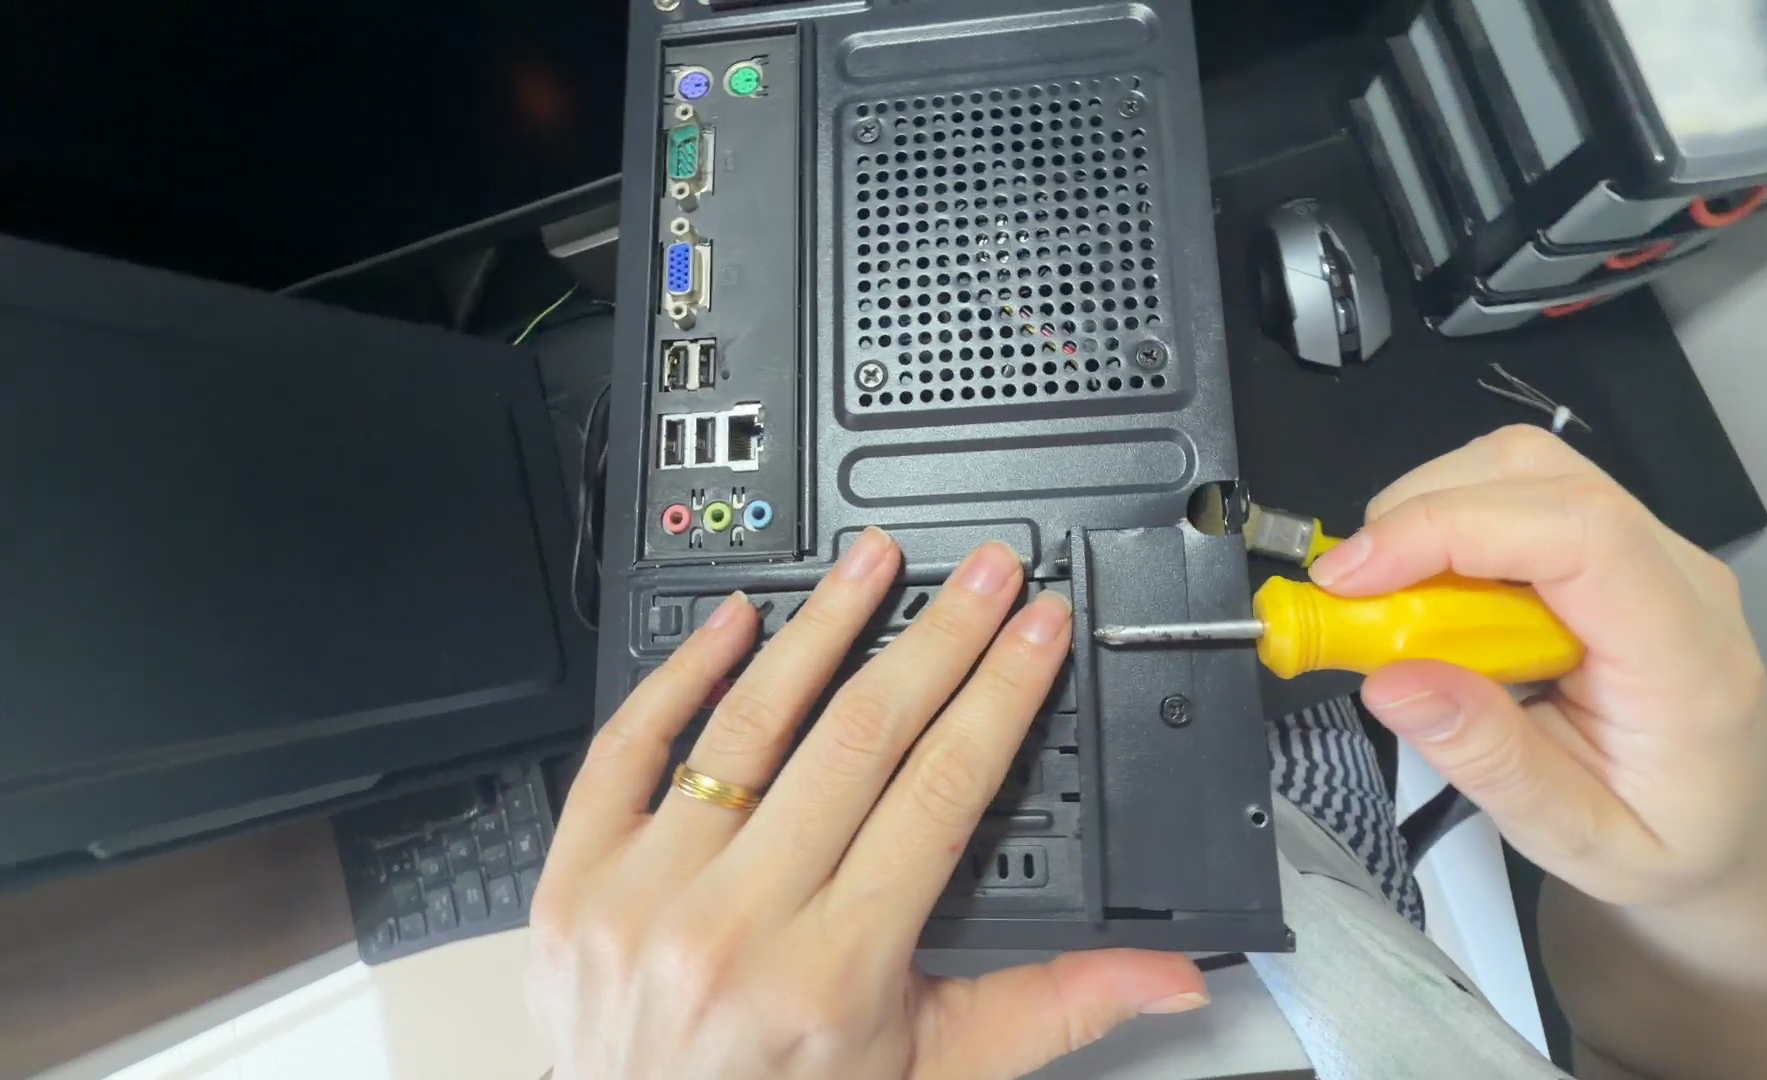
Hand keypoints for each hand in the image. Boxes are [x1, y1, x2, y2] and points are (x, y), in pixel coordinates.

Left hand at [525, 531, 1206, 1079]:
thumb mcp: (931, 1074)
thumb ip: (1050, 1008)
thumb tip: (1163, 973)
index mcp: (836, 969)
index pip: (944, 787)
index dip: (1002, 691)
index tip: (1035, 629)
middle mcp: (737, 921)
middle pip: (862, 733)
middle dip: (942, 635)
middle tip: (986, 572)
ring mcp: (648, 888)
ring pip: (753, 715)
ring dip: (826, 621)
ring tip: (874, 557)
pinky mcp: (580, 872)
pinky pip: (631, 743)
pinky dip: (685, 668)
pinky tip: (736, 617)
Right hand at [1307, 426, 1766, 908]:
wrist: (1727, 820)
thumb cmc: (1662, 838)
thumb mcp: (1577, 838)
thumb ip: (1489, 761)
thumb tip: (1388, 682)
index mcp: (1683, 652)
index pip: (1578, 533)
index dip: (1445, 531)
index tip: (1345, 580)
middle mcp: (1672, 572)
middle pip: (1534, 474)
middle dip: (1415, 514)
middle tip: (1347, 588)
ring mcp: (1640, 546)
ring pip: (1513, 465)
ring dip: (1420, 510)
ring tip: (1380, 586)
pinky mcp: (1600, 542)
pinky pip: (1506, 488)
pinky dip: (1435, 518)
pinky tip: (1417, 580)